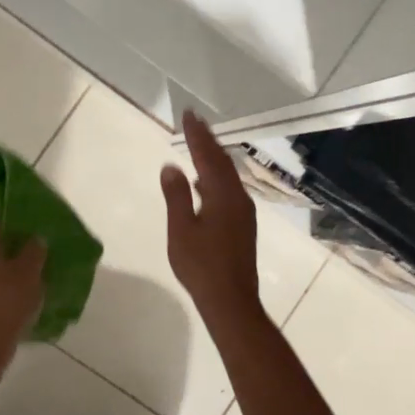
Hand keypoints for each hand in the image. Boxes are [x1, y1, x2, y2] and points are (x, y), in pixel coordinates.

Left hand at [0, 197, 47, 350]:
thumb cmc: (5, 301)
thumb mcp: (28, 271)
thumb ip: (33, 249)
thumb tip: (35, 240)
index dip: (2, 201)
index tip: (22, 203)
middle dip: (10, 228)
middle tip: (34, 230)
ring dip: (8, 252)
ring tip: (33, 255)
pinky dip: (4, 271)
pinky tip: (24, 280)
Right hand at [161, 111, 261, 321]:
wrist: (231, 300)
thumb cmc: (201, 265)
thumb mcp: (181, 230)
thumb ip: (176, 196)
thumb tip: (171, 167)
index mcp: (223, 195)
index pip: (208, 156)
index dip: (197, 135)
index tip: (188, 114)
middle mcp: (238, 198)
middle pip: (222, 162)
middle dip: (207, 141)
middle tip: (194, 121)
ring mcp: (243, 212)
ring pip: (228, 176)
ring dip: (212, 158)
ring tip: (198, 145)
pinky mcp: (242, 225)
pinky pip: (229, 189)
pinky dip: (215, 177)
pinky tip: (204, 184)